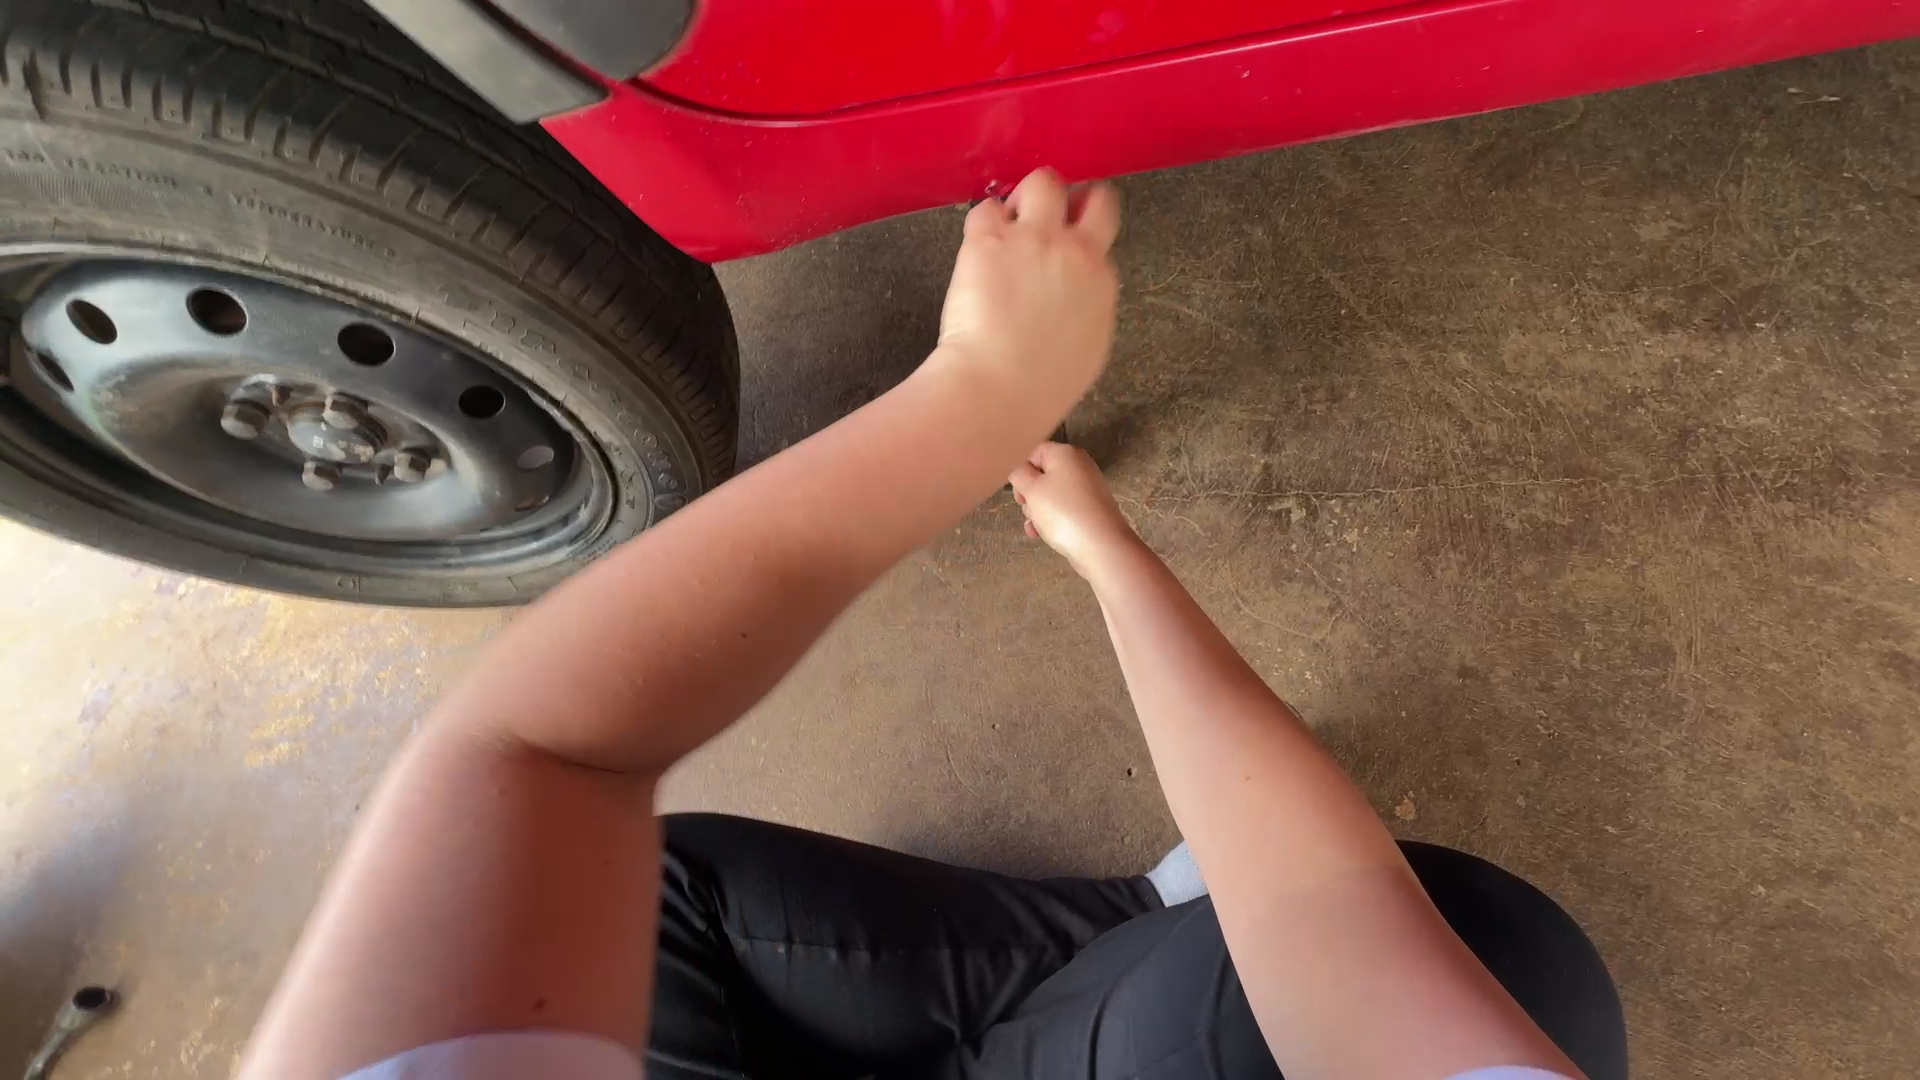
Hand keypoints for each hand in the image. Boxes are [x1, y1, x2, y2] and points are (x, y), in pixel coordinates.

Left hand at [933, 168, 1121, 418]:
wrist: (999, 388)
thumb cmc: (1038, 388)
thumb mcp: (1085, 352)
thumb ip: (1086, 311)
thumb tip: (1076, 300)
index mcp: (1100, 283)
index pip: (1103, 237)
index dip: (1084, 233)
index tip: (1069, 241)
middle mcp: (1074, 252)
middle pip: (1091, 197)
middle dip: (1071, 201)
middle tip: (1045, 216)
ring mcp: (1032, 241)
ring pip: (1041, 184)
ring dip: (1026, 196)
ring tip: (1007, 223)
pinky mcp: (989, 241)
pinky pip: (987, 209)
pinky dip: (982, 222)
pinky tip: (976, 248)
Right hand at [1009, 442, 1140, 579]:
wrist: (1100, 544)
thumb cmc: (1062, 512)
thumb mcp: (1032, 490)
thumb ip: (1019, 475)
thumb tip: (1021, 471)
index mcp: (1065, 453)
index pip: (1035, 453)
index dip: (1023, 472)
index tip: (1020, 493)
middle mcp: (1079, 465)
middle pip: (1043, 475)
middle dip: (1030, 494)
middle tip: (1028, 510)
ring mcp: (1088, 488)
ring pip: (1052, 495)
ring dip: (1038, 510)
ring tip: (1036, 527)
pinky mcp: (1091, 508)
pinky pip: (1065, 508)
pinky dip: (1052, 518)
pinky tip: (1042, 534)